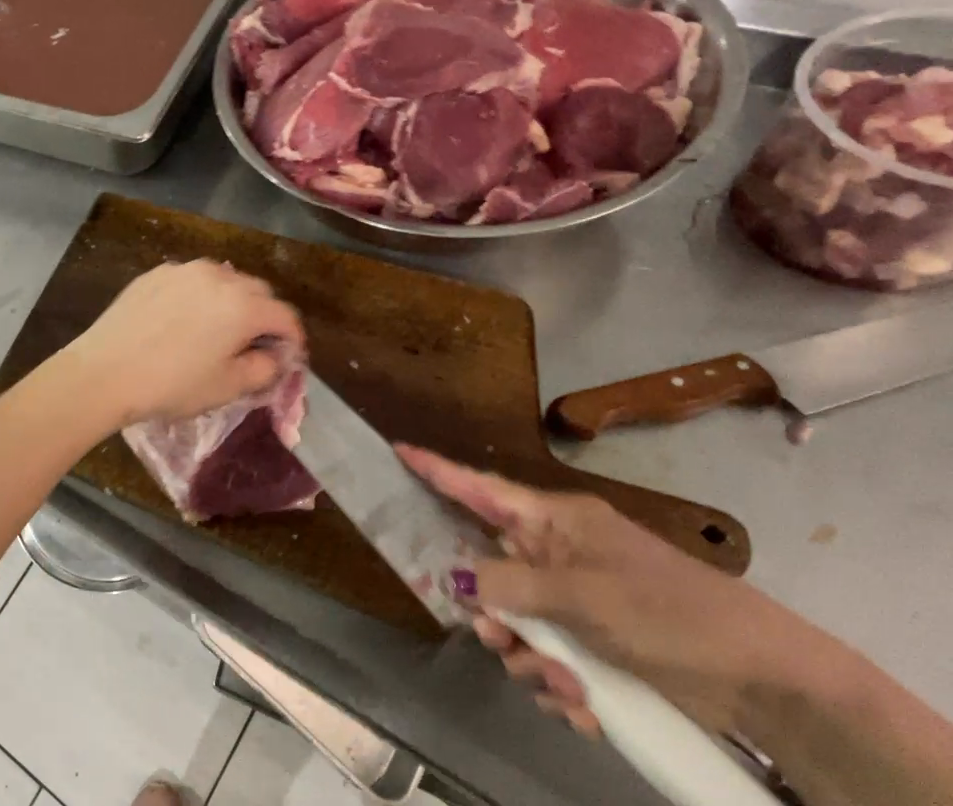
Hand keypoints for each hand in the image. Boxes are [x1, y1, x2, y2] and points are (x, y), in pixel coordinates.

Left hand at [58, 259, 303, 428]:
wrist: (104, 372)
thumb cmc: (172, 385)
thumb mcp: (228, 387)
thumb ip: (264, 369)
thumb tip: (275, 356)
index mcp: (243, 305)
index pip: (285, 316)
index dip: (292, 340)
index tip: (285, 359)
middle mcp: (217, 277)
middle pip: (257, 292)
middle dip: (263, 317)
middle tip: (251, 347)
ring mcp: (182, 271)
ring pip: (222, 281)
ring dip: (230, 302)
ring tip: (216, 332)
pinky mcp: (153, 274)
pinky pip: (189, 281)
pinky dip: (197, 297)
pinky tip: (181, 323)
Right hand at [398, 445, 808, 737]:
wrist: (761, 681)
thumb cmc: (668, 613)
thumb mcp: (581, 594)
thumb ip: (508, 585)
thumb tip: (451, 580)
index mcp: (555, 524)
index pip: (480, 488)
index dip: (437, 470)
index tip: (396, 450)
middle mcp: (556, 558)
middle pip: (485, 574)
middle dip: (489, 614)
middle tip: (496, 637)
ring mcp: (573, 605)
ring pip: (511, 627)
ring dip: (528, 662)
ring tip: (564, 686)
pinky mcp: (592, 648)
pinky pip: (543, 663)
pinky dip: (556, 688)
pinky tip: (585, 707)